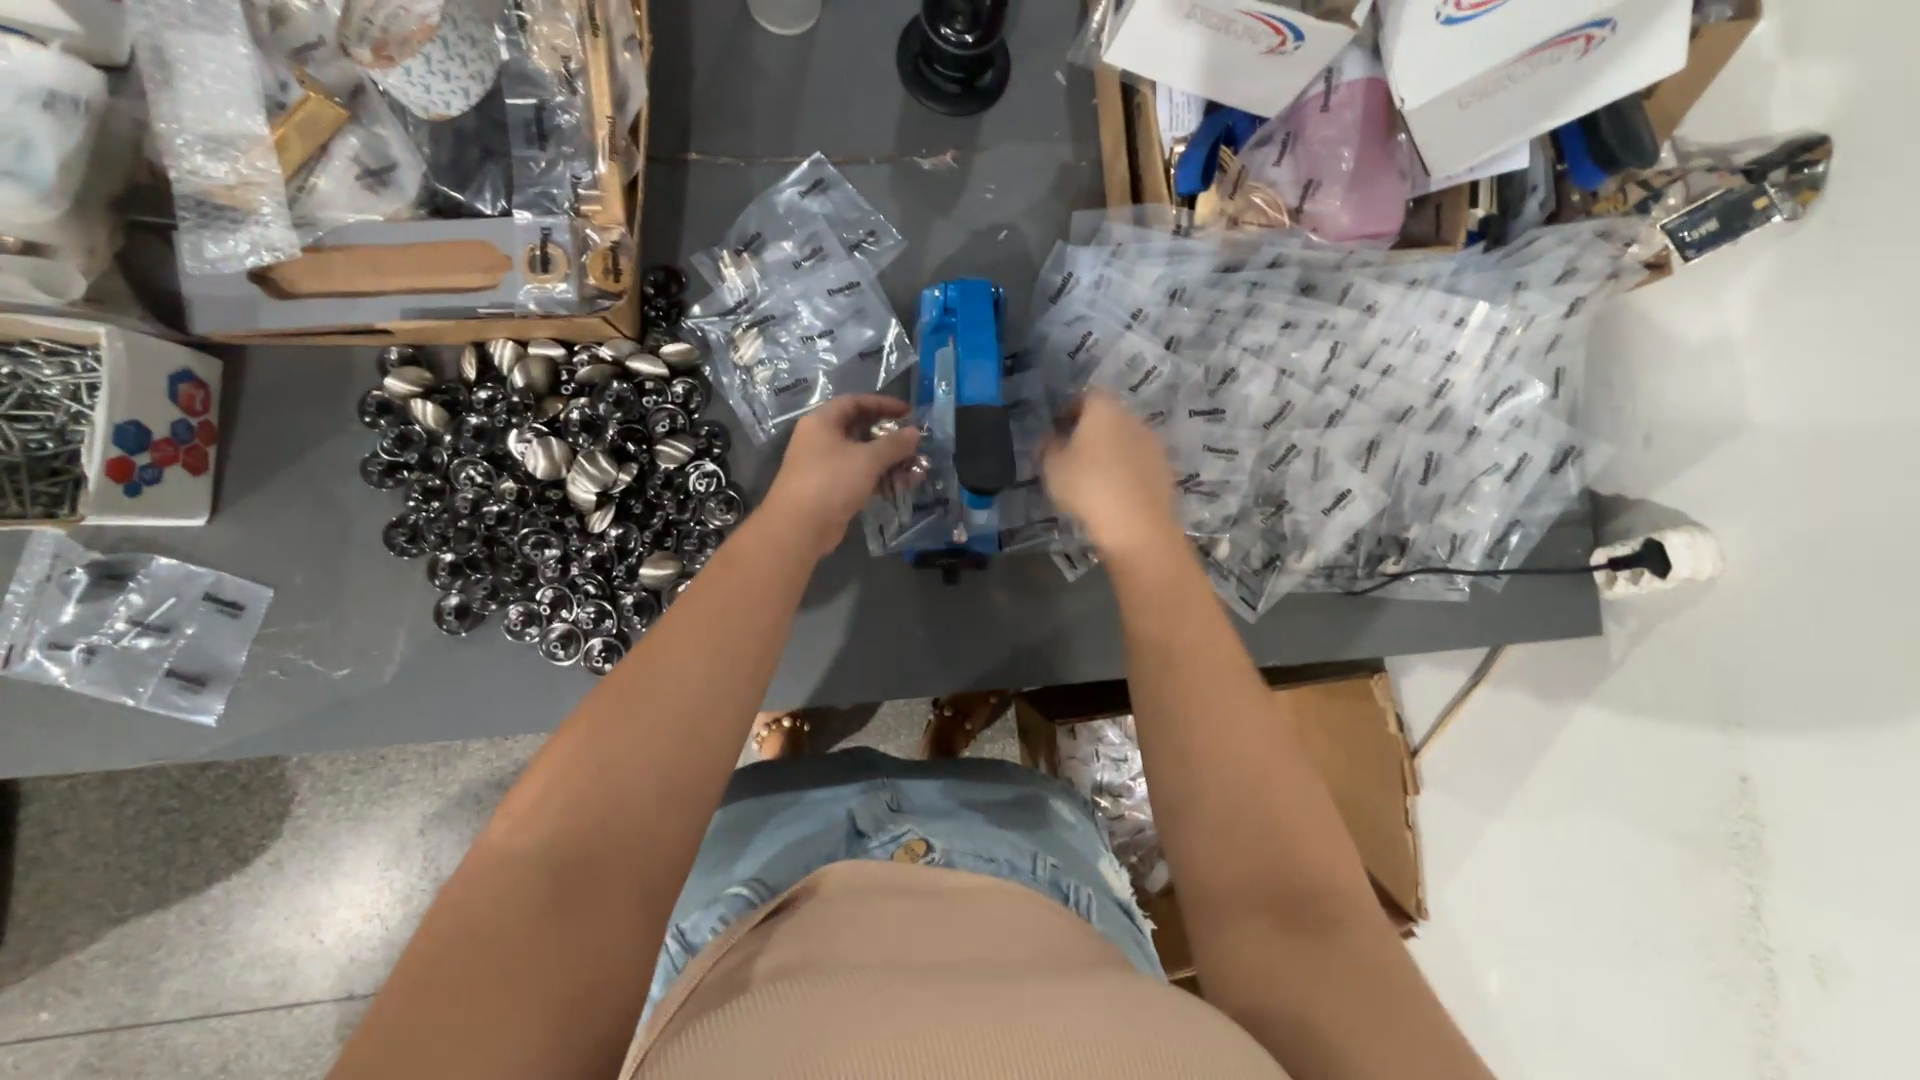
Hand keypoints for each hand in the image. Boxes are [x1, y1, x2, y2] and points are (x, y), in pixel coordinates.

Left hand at [761, 395, 921, 559]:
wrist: (799, 527)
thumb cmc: (832, 482)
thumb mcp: (867, 459)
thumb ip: (894, 444)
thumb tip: (915, 432)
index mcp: (822, 422)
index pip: (855, 402)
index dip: (884, 404)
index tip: (909, 412)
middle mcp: (821, 439)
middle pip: (861, 430)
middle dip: (890, 438)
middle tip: (915, 444)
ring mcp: (825, 465)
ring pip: (862, 456)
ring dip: (889, 462)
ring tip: (916, 470)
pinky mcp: (831, 489)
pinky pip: (860, 476)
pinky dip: (880, 478)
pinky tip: (902, 485)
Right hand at [1042, 392, 1181, 563]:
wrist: (1137, 526)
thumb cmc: (1088, 487)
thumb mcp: (1052, 467)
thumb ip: (1048, 446)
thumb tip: (1052, 438)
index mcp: (1105, 409)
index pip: (1085, 396)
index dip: (1068, 411)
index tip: (1056, 430)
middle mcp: (1133, 418)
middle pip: (1108, 417)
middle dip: (1090, 431)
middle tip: (1072, 453)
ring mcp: (1154, 444)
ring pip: (1125, 439)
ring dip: (1110, 451)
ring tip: (1093, 476)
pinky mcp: (1165, 469)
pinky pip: (1139, 462)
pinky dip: (1126, 470)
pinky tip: (1114, 492)